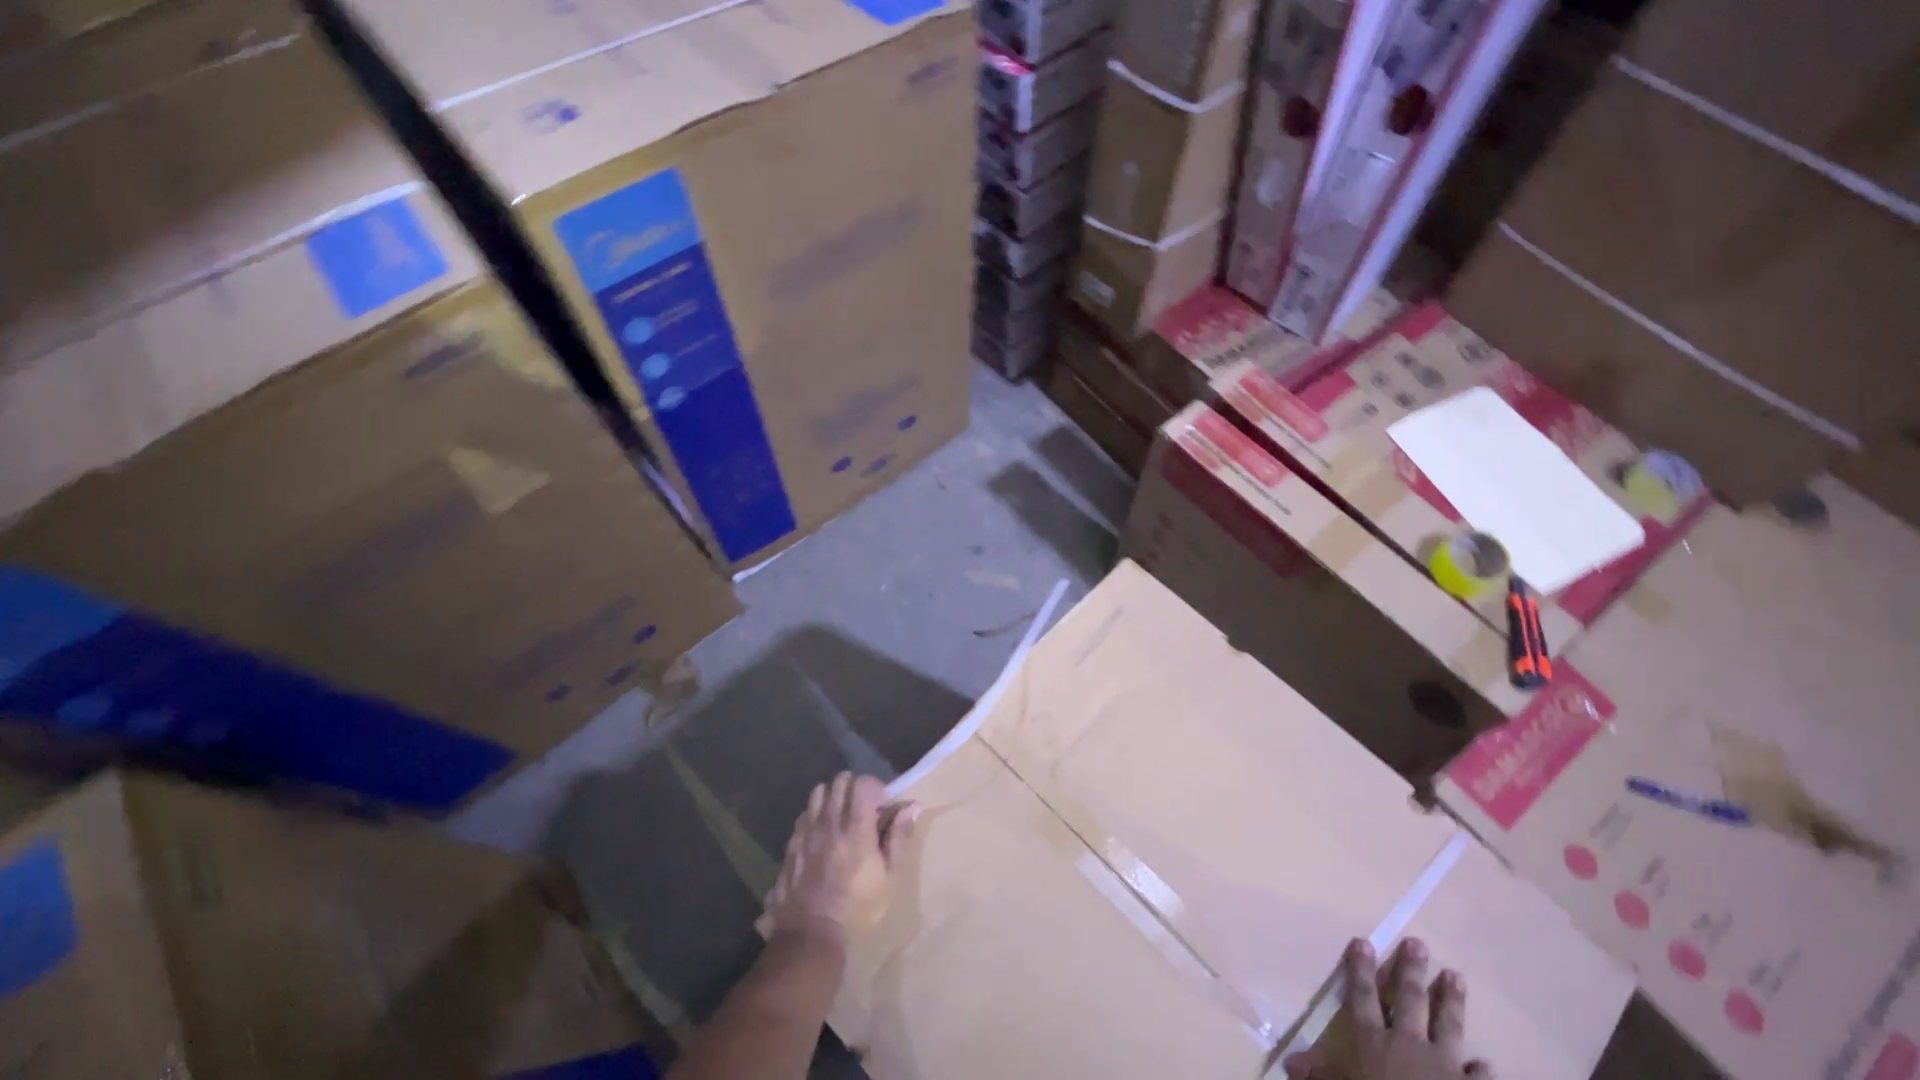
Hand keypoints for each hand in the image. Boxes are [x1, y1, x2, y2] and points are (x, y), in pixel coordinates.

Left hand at [759, 773, 918, 941]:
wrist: (810, 931)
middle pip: (840, 781)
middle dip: (856, 788)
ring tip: (843, 818)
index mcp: (856, 827)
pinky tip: (823, 835)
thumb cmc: (857, 907)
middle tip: (866, 810)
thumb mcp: (889, 877)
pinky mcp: (792, 842)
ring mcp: (807, 830)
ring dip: (834, 797)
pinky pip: (805, 813)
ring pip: (819, 792)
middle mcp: (829, 821)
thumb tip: (911, 806)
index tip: (883, 806)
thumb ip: (900, 838)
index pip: (863, 783)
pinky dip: (816, 814)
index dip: (877, 788)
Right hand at [1286, 939, 1492, 1079]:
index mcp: (1371, 1040)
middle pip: (1410, 999)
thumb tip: (1290, 1062)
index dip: (1360, 968)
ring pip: (1447, 1024)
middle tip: (1418, 943)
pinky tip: (1486, 1064)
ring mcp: (1442, 1065)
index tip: (1364, 941)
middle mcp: (1407, 1042)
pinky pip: (1477, 1077)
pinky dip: (1481, 1071)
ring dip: (1451, 1000)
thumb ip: (1316, 1075)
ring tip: (1456, 975)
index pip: (1362, 995)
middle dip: (1412, 970)